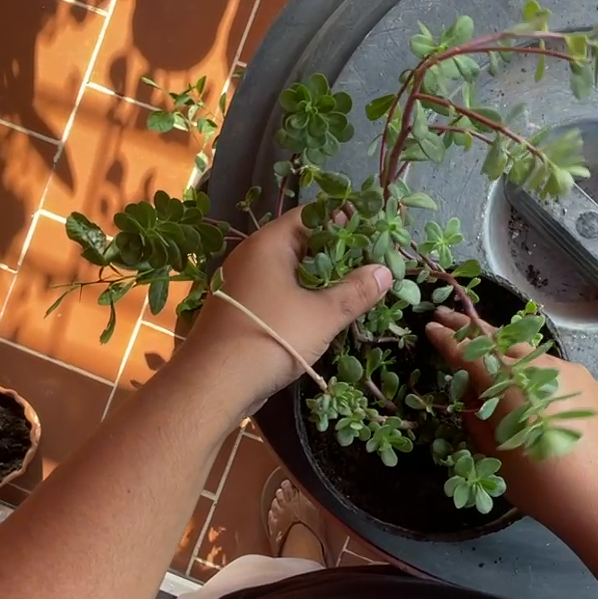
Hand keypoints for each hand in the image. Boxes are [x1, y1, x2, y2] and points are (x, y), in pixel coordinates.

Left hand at [180, 207, 392, 408]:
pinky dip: (301, 297)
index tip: (373, 236)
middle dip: (337, 253)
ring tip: (355, 289)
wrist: (214, 383)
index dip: (344, 221)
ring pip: (290, 270)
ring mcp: (243, 282)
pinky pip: (278, 291)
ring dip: (320, 279)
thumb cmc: (270, 338)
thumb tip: (384, 271)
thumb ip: (355, 291)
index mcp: (269, 244)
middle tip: (371, 265)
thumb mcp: (322, 316)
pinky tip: (324, 312)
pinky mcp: (242, 308)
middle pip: (301, 242)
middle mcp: (252, 256)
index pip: (311, 215)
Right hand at [424, 308, 597, 529]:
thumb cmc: (542, 486)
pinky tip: (526, 384)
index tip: (431, 327)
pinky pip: (549, 366)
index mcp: (509, 386)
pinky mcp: (586, 381)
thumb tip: (468, 393)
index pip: (469, 352)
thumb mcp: (495, 454)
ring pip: (525, 350)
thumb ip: (475, 417)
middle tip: (446, 314)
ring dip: (500, 346)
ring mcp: (566, 371)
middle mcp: (537, 368)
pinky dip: (529, 366)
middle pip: (497, 338)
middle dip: (468, 326)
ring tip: (484, 349)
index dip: (447, 340)